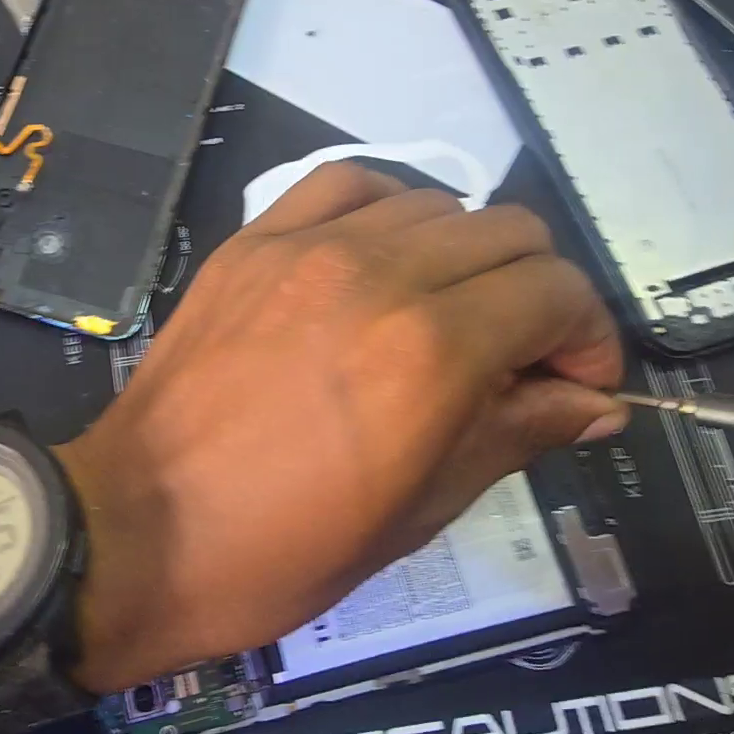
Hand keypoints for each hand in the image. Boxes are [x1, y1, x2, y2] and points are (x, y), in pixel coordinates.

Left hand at [58, 163, 625, 693]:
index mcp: (430, 353)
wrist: (140, 530)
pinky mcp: (250, 243)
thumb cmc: (281, 551)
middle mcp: (377, 275)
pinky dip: (384, 207)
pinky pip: (340, 182)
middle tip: (518, 357)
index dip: (587, 338)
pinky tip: (381, 254)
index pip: (555, 292)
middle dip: (537, 293)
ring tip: (444, 313)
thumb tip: (593, 402)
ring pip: (433, 202)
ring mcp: (304, 247)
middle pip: (508, 233)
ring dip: (465, 254)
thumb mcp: (419, 513)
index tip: (574, 385)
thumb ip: (514, 435)